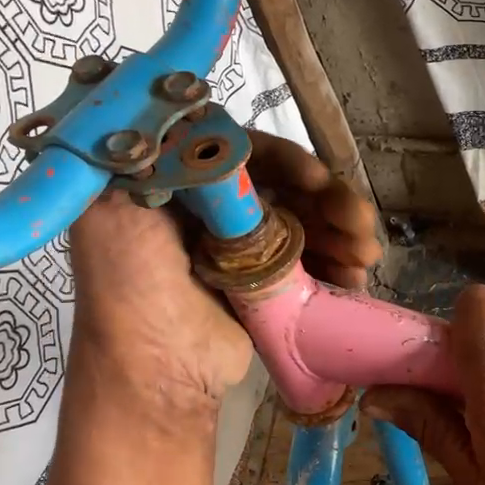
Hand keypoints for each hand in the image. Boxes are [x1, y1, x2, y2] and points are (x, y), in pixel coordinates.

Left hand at [67, 132, 382, 407]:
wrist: (154, 375)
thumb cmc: (131, 290)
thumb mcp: (119, 211)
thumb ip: (155, 158)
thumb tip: (197, 110)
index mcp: (177, 185)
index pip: (243, 151)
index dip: (286, 160)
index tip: (315, 179)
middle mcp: (213, 210)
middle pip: (286, 186)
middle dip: (329, 201)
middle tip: (358, 223)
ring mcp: (245, 249)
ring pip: (309, 221)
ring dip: (344, 232)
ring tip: (365, 256)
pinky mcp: (270, 285)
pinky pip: (315, 260)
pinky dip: (341, 263)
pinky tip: (355, 278)